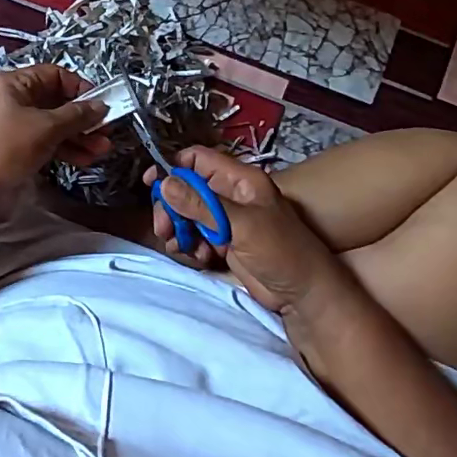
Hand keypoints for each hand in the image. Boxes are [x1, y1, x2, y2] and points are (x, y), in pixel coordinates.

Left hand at [0, 65, 111, 193]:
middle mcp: (14, 99)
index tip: (101, 104)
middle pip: (56, 100)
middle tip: (106, 131)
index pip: (54, 75)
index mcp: (14, 83)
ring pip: (55, 124)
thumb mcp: (46, 127)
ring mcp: (16, 124)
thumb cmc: (8, 148)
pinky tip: (87, 159)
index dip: (79, 88)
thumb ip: (77, 115)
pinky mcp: (19, 147)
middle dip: (83, 117)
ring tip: (102, 149)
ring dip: (79, 135)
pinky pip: (48, 141)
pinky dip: (66, 148)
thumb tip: (101, 105)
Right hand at [147, 146, 335, 318]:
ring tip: (181, 246)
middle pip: (185, 188)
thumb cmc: (283, 252)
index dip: (173, 167)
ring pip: (186, 213)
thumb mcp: (241, 225)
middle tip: (164, 227)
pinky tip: (197, 257)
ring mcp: (225, 219)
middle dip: (171, 206)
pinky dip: (188, 245)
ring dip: (178, 229)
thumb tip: (165, 183)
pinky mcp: (222, 242)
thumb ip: (201, 204)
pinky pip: (193, 235)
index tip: (152, 184)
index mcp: (239, 180)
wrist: (304, 297)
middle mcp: (230, 195)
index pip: (198, 159)